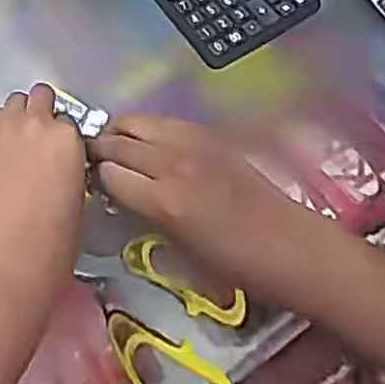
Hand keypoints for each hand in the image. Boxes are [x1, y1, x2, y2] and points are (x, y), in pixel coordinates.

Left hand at [0, 84, 87, 268]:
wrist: (14, 246)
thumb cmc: (56, 234)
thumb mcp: (78, 195)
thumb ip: (71, 166)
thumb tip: (62, 165)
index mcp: (69, 137)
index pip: (71, 121)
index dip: (66, 136)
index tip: (63, 150)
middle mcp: (40, 123)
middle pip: (42, 95)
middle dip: (44, 109)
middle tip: (43, 134)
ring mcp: (11, 126)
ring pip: (17, 100)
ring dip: (22, 113)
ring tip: (21, 137)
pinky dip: (2, 124)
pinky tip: (4, 146)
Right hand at [91, 115, 329, 297]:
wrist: (291, 246)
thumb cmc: (237, 264)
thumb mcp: (181, 249)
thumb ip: (144, 213)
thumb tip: (118, 192)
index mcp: (165, 200)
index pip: (108, 173)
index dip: (96, 179)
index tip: (92, 185)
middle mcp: (172, 163)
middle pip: (116, 141)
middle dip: (99, 150)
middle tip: (93, 161)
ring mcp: (190, 142)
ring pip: (134, 120)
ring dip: (118, 131)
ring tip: (116, 145)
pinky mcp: (205, 133)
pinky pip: (161, 119)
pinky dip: (145, 126)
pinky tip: (148, 141)